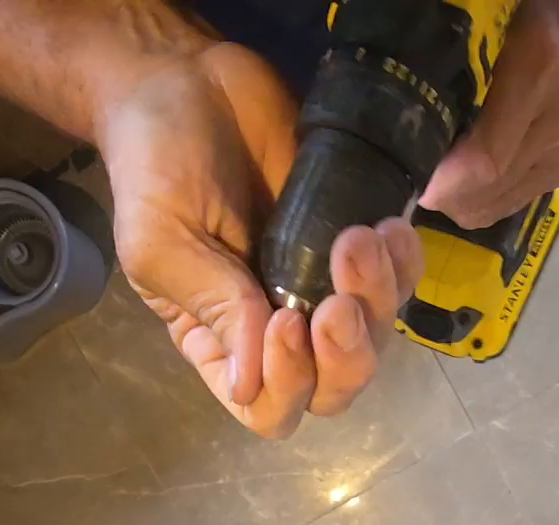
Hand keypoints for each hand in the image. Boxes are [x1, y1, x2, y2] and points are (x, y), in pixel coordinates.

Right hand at [101, 44, 424, 438]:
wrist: (185, 81)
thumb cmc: (155, 164)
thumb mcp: (163, 241)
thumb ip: (212, 308)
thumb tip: (247, 387)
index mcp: (224, 345)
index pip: (270, 409)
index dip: (289, 386)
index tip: (283, 321)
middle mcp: (280, 332)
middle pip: (335, 389)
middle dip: (347, 357)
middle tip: (338, 301)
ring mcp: (324, 291)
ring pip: (375, 338)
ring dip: (378, 302)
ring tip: (358, 240)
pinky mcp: (356, 250)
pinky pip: (399, 282)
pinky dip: (403, 264)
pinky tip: (389, 227)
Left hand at [419, 0, 558, 228]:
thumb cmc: (511, 28)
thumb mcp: (475, 46)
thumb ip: (451, 91)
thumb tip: (417, 152)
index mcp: (536, 78)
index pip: (486, 161)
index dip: (447, 183)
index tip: (417, 186)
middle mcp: (555, 129)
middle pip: (488, 192)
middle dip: (446, 196)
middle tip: (418, 183)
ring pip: (493, 208)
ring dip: (459, 204)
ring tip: (440, 182)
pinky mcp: (556, 176)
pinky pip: (504, 208)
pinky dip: (476, 204)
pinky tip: (463, 186)